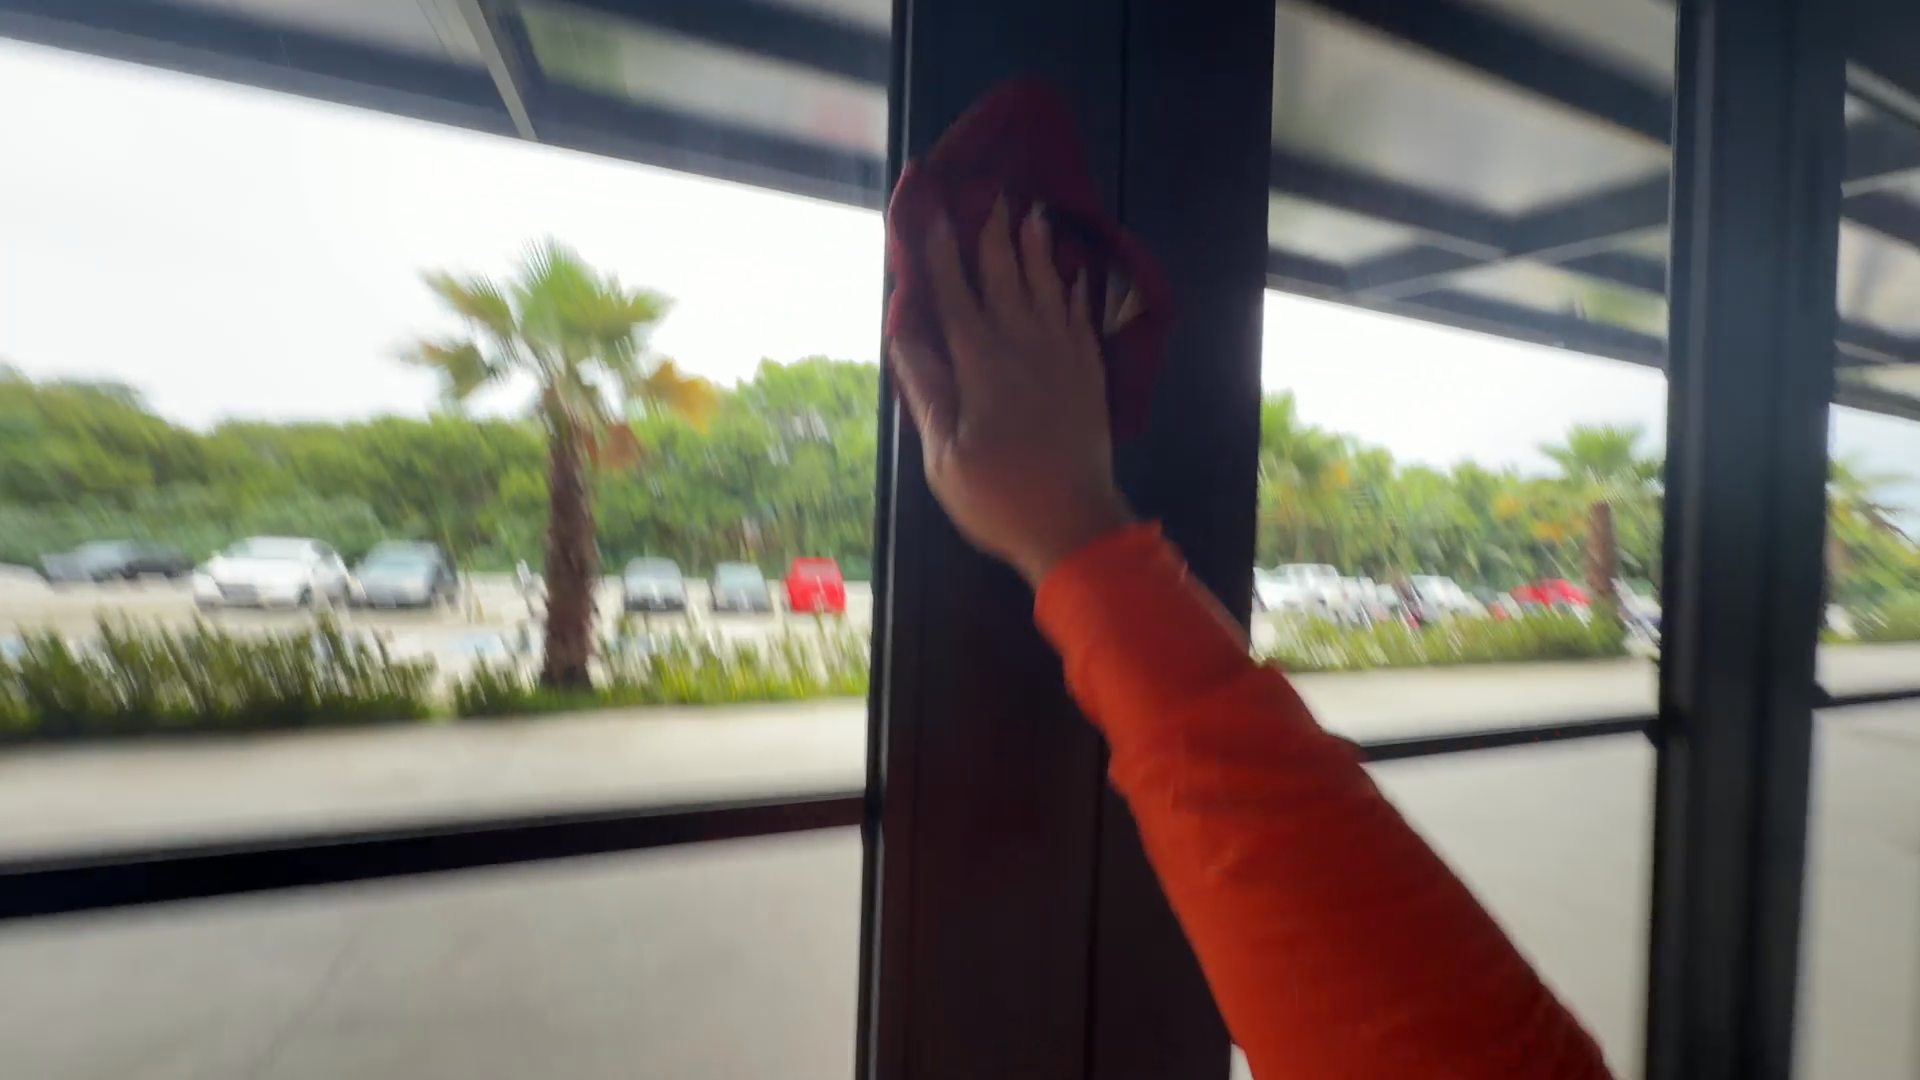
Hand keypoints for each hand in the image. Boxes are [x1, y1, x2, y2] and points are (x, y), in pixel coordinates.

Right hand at [889, 197, 1134, 584]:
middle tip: (990, 193)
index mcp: (982, 366)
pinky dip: (1074, 290)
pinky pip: (1080, 317)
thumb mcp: (944, 455)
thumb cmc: (999, 497)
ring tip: (1033, 213)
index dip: (942, 255)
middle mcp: (1024, 348)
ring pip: (1047, 289)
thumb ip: (926, 389)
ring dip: (1037, 250)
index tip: (934, 215)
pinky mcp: (1088, 375)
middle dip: (993, 236)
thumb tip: (903, 336)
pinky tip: (1073, 272)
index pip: (956, 298)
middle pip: (1005, 279)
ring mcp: (1062, 358)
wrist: (1074, 524)